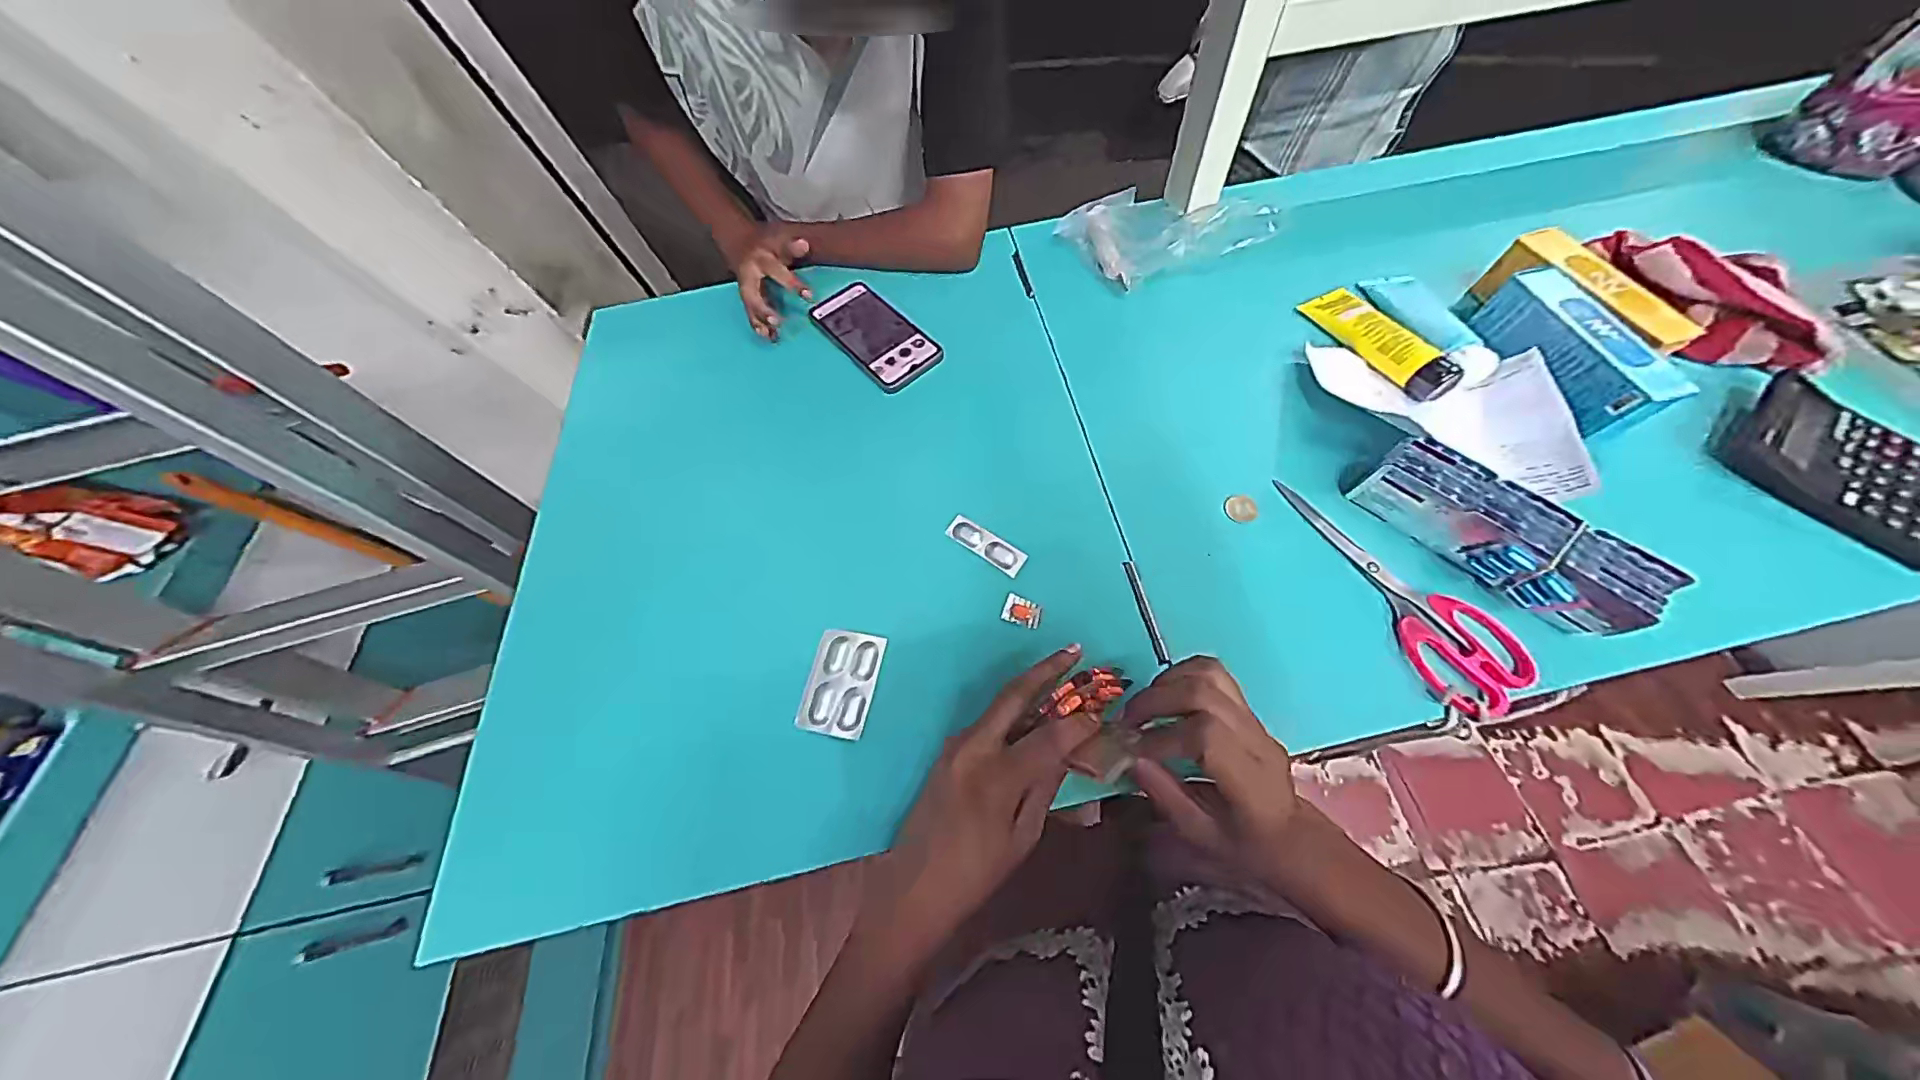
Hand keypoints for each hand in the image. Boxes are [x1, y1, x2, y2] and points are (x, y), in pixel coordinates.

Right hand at [722, 224, 812, 339]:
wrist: (735, 239)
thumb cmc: (762, 242)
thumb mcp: (777, 239)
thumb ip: (791, 247)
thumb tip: (805, 244)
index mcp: (759, 259)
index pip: (776, 271)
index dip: (792, 283)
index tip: (808, 295)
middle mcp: (749, 275)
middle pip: (752, 295)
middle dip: (763, 309)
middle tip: (776, 322)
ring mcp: (745, 287)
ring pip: (750, 306)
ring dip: (759, 322)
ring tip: (771, 335)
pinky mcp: (746, 296)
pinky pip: (750, 312)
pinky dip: (758, 325)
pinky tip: (767, 336)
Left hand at [857, 645, 1100, 955]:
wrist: (914, 883)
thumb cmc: (975, 873)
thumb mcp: (1022, 836)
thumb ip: (1045, 787)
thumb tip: (1069, 751)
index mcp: (996, 776)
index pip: (1049, 734)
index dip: (1081, 721)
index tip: (1103, 711)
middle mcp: (973, 748)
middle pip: (1015, 695)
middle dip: (1047, 670)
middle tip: (1075, 651)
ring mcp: (956, 744)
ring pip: (1000, 704)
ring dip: (1031, 686)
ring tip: (1062, 673)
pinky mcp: (948, 749)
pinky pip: (988, 721)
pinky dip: (1014, 710)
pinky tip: (1034, 710)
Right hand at [1121, 656, 1299, 871]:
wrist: (1291, 836)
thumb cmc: (1246, 844)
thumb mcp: (1202, 836)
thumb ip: (1167, 796)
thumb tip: (1133, 761)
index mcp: (1250, 779)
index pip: (1205, 736)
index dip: (1161, 738)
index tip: (1134, 752)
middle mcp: (1255, 739)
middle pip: (1204, 693)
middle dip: (1156, 701)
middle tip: (1128, 722)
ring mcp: (1254, 719)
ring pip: (1210, 674)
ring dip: (1166, 682)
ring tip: (1143, 707)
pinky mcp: (1247, 709)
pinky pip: (1214, 674)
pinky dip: (1180, 675)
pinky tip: (1163, 696)